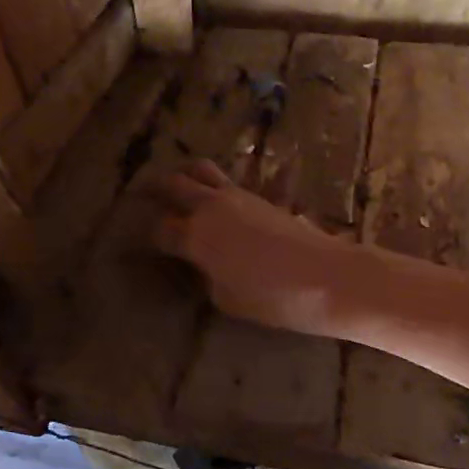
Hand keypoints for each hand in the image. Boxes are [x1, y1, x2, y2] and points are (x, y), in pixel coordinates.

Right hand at [145, 160, 361, 337]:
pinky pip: (230, 182)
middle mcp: (210, 207)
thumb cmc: (273, 298)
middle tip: (141, 194)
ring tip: (178, 186)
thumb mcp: (227, 298)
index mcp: (194, 236)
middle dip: (155, 189)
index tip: (141, 241)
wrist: (328, 278)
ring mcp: (239, 197)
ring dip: (186, 175)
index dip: (147, 235)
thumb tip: (205, 263)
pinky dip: (216, 184)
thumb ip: (207, 276)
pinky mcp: (263, 197)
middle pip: (174, 185)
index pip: (159, 228)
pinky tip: (216, 197)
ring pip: (202, 170)